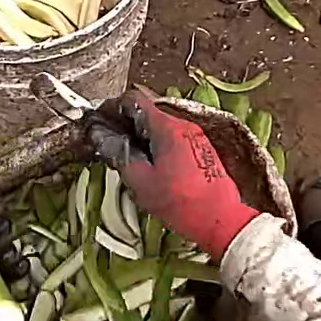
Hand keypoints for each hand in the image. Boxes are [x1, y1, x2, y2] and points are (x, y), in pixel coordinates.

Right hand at [86, 88, 258, 257]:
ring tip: (122, 151)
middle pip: (146, 112)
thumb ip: (119, 154)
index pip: (134, 100)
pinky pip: (170, 138)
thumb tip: (101, 137)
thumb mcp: (140, 181)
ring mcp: (194, 137)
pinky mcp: (199, 149)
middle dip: (123, 122)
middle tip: (105, 138)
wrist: (222, 220)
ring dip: (138, 134)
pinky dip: (153, 143)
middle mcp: (183, 126)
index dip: (111, 107)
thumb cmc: (181, 202)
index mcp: (167, 128)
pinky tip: (144, 161)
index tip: (98, 119)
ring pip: (158, 126)